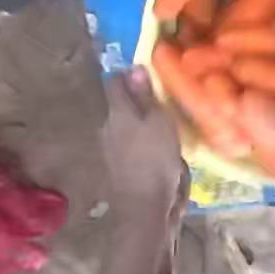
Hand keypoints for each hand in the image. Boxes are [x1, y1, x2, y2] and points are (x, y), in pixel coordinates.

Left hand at [101, 68, 189, 226]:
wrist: (144, 207)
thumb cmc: (155, 158)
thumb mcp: (159, 121)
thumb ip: (146, 95)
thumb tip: (135, 66)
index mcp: (117, 112)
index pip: (114, 81)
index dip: (129, 73)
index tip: (148, 72)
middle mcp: (108, 126)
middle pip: (121, 104)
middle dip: (138, 100)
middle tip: (164, 99)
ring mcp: (110, 148)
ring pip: (127, 125)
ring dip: (142, 123)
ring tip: (167, 125)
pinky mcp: (118, 165)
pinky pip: (131, 144)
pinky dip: (143, 142)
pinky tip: (160, 149)